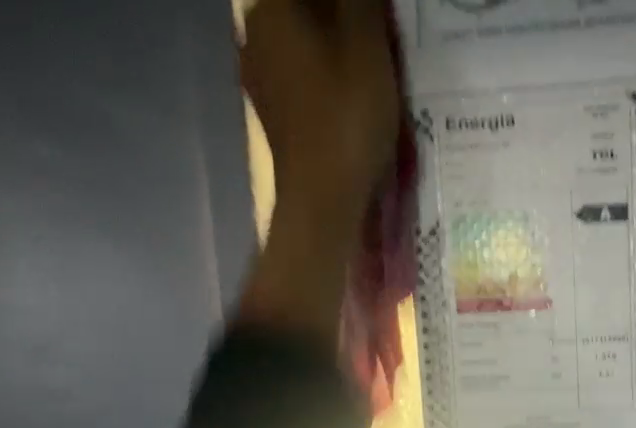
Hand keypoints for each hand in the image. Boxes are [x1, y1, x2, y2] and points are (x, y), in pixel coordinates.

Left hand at [240, 0, 398, 219]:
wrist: (323, 199)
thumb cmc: (347, 118)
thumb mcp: (367, 47)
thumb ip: (362, 1)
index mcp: (271, 7)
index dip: (351, 4)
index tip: (376, 16)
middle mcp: (254, 33)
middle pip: (302, 8)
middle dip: (340, 14)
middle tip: (380, 32)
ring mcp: (259, 75)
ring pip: (302, 40)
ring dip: (335, 42)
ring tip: (374, 57)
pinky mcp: (273, 110)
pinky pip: (302, 73)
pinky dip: (326, 72)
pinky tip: (353, 89)